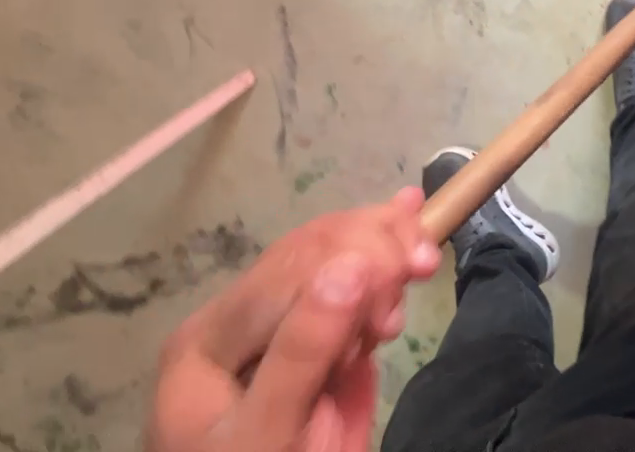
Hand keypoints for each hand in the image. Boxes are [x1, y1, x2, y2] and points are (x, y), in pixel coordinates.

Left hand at [146, 188, 442, 451]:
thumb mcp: (267, 431)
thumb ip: (302, 352)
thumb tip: (352, 267)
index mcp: (210, 336)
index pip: (289, 268)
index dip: (356, 253)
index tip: (412, 272)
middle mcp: (245, 314)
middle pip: (318, 248)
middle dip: (379, 246)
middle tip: (424, 266)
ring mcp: (288, 317)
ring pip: (341, 250)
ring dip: (390, 248)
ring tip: (422, 269)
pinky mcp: (328, 329)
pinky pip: (357, 274)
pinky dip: (388, 245)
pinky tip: (410, 207)